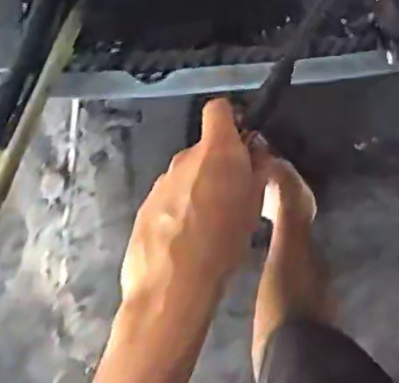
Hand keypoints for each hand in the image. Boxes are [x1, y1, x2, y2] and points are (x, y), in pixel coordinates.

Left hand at [119, 99, 266, 303]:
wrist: (172, 290)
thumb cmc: (224, 239)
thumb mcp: (255, 200)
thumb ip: (256, 169)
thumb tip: (254, 155)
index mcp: (216, 150)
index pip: (218, 109)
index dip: (232, 117)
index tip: (242, 138)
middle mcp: (184, 160)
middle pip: (204, 148)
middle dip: (218, 163)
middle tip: (233, 192)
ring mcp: (159, 186)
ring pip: (186, 176)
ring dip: (198, 189)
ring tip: (208, 224)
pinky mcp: (142, 212)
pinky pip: (169, 200)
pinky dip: (179, 211)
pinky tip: (186, 241)